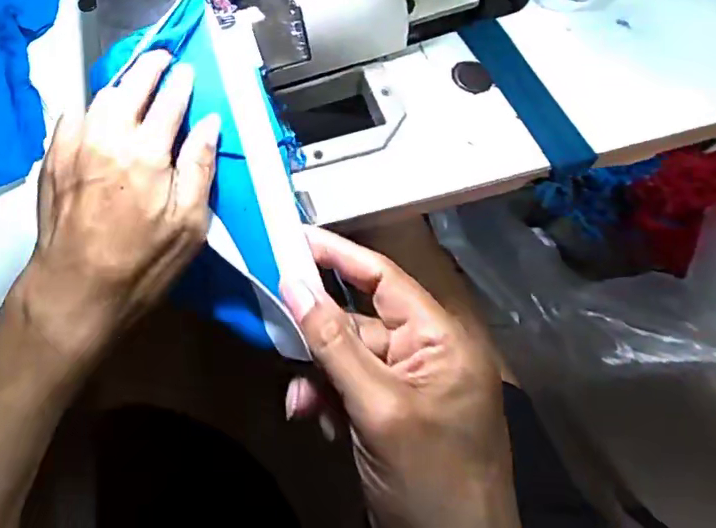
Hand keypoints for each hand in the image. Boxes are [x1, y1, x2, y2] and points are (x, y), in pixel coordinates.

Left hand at [7, 50, 219, 364]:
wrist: (73, 293)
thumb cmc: (141, 263)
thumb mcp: (189, 224)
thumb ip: (199, 166)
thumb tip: (209, 123)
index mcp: (147, 153)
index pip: (170, 100)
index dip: (181, 82)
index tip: (188, 71)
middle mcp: (108, 138)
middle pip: (132, 86)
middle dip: (150, 66)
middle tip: (162, 58)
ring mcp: (75, 146)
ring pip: (100, 97)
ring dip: (121, 84)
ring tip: (133, 82)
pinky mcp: (53, 159)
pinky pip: (71, 116)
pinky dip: (89, 107)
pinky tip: (96, 112)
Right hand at [281, 226, 519, 527]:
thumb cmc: (431, 479)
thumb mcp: (380, 409)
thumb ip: (335, 345)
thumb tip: (293, 285)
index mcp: (440, 336)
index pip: (384, 278)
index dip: (339, 255)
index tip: (295, 237)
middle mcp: (426, 352)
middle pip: (360, 319)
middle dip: (319, 331)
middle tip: (276, 319)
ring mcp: (408, 387)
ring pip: (348, 358)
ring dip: (318, 375)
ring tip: (299, 400)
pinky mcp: (391, 417)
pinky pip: (350, 390)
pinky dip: (327, 400)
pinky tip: (310, 417)